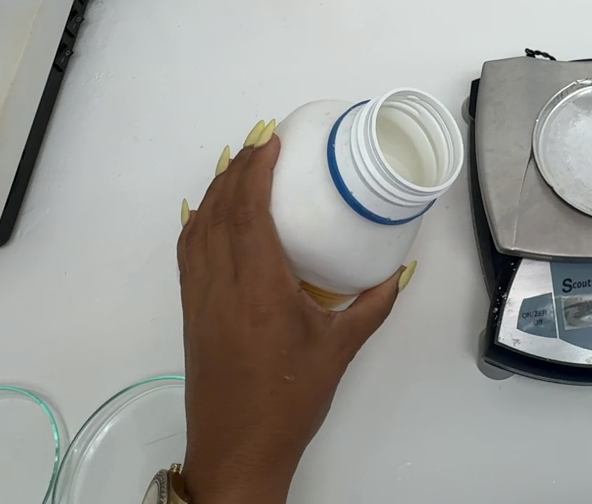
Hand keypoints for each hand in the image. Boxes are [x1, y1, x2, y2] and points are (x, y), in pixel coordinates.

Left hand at [178, 126, 406, 503]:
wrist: (236, 452)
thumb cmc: (291, 399)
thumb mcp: (341, 349)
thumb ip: (374, 304)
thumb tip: (403, 267)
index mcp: (260, 288)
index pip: (248, 213)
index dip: (256, 171)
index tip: (272, 141)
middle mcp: (223, 285)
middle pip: (219, 211)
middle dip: (238, 168)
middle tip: (262, 139)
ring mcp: (201, 298)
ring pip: (198, 228)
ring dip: (216, 188)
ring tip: (239, 161)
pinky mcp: (192, 311)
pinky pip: (188, 252)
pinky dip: (197, 219)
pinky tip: (208, 208)